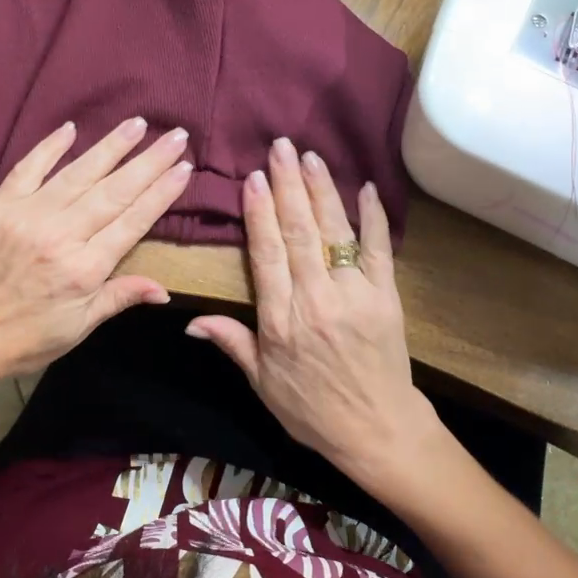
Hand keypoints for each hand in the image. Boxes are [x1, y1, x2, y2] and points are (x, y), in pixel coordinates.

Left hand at [0, 117, 192, 386]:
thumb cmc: (23, 340)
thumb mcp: (77, 328)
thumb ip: (118, 298)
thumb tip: (163, 290)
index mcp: (84, 269)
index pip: (132, 221)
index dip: (161, 193)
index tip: (184, 168)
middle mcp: (60, 235)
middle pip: (113, 191)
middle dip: (148, 161)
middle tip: (176, 135)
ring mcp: (27, 216)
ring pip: (77, 173)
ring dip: (110, 146)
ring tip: (137, 123)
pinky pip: (28, 169)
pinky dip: (49, 147)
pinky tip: (71, 128)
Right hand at [186, 138, 437, 484]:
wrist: (376, 430)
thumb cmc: (311, 410)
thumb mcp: (262, 383)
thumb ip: (232, 342)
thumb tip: (191, 320)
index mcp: (280, 321)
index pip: (267, 256)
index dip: (260, 214)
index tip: (253, 178)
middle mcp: (316, 300)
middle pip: (300, 233)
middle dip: (288, 187)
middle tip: (281, 147)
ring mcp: (355, 295)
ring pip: (335, 233)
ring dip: (322, 191)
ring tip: (310, 157)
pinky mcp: (387, 297)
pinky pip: (380, 250)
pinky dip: (374, 218)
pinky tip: (366, 189)